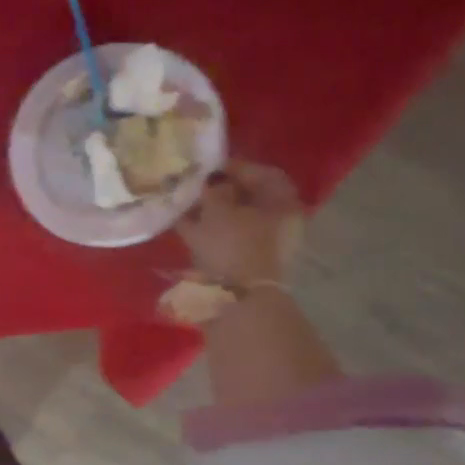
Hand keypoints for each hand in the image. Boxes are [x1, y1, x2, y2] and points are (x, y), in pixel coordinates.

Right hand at [177, 160, 305, 283]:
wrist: (234, 298)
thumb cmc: (233, 246)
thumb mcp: (218, 210)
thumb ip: (213, 190)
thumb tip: (211, 182)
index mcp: (283, 204)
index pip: (264, 174)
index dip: (237, 166)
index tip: (210, 166)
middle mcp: (277, 222)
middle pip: (248, 198)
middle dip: (219, 190)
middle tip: (193, 185)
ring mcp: (260, 245)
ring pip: (232, 219)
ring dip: (209, 211)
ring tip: (182, 205)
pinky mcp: (241, 263)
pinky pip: (221, 239)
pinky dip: (204, 231)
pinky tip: (182, 225)